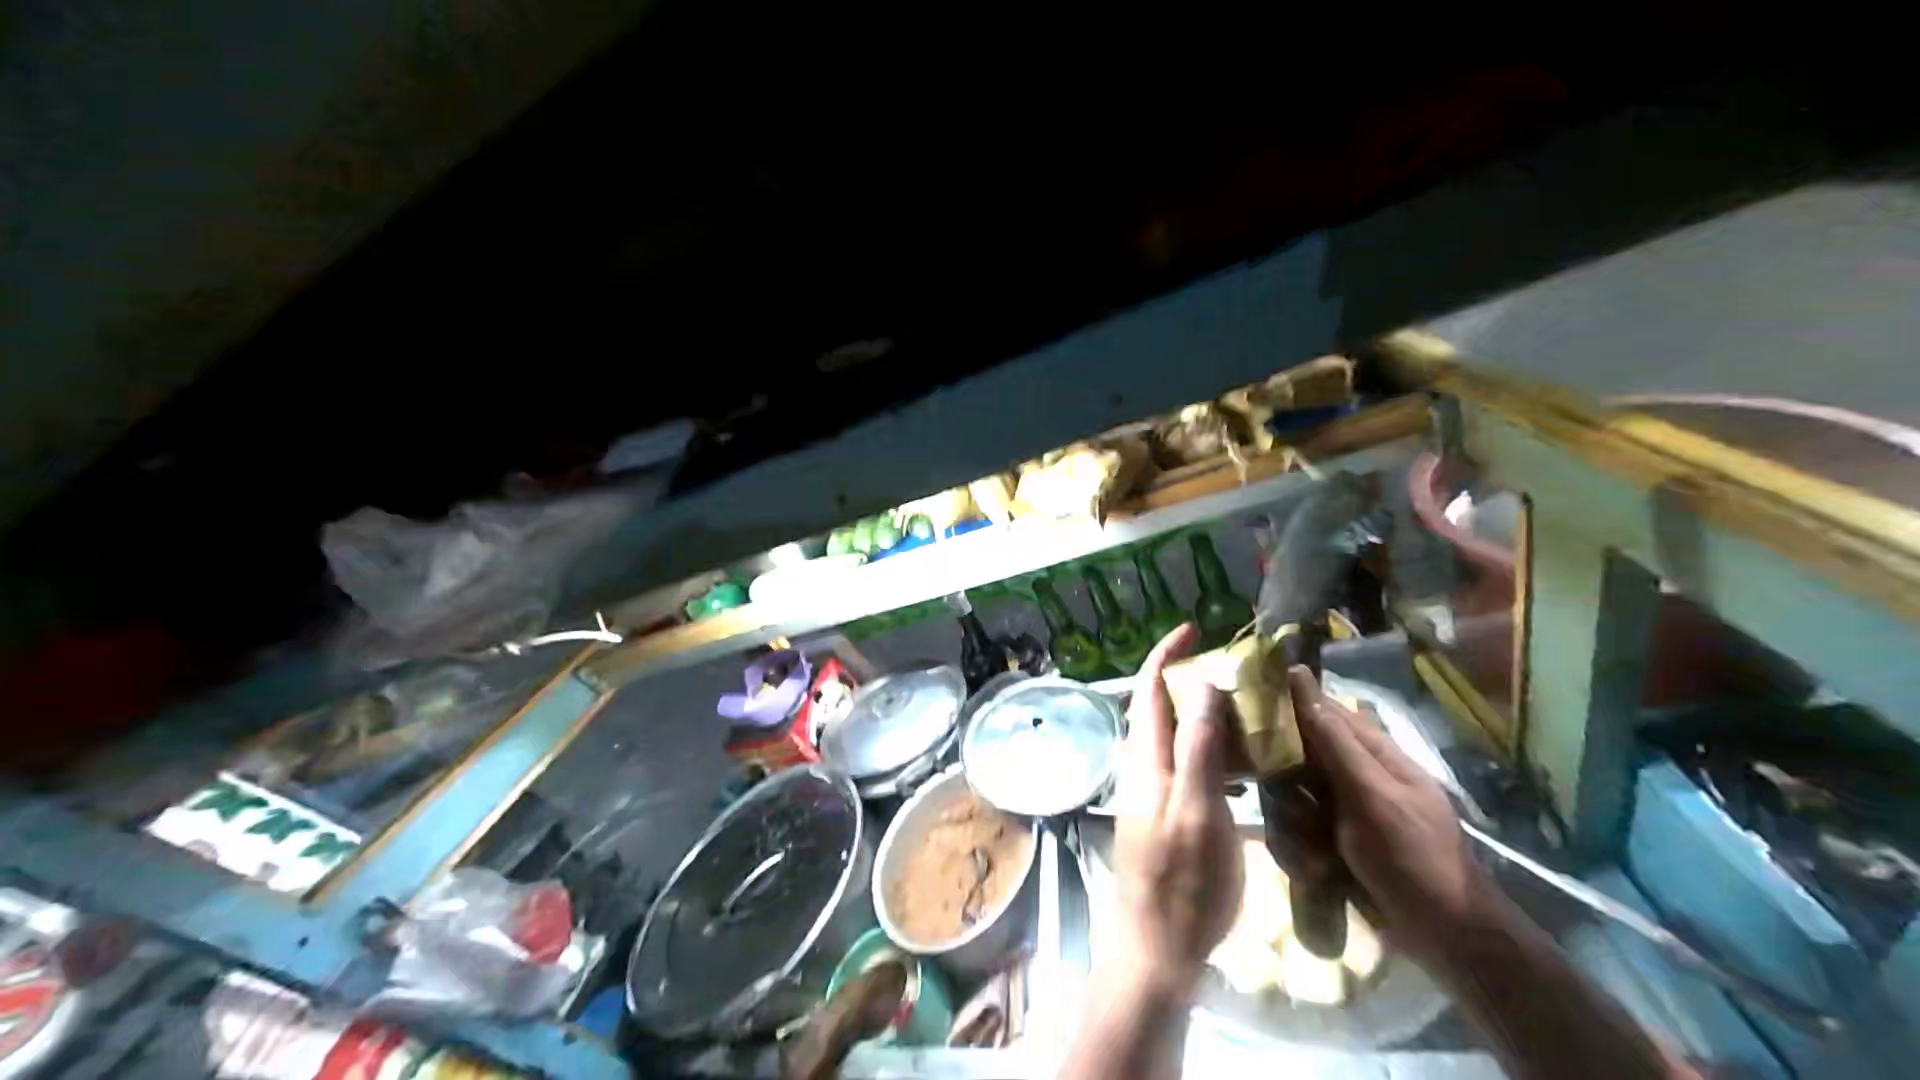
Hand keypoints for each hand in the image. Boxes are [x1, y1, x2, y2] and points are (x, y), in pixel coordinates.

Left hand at [1109, 624, 1242, 994]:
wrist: (1156, 949)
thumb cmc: (1182, 883)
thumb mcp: (1196, 811)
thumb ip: (1197, 748)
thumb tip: (1203, 684)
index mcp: (1146, 759)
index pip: (1147, 689)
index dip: (1165, 654)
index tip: (1193, 627)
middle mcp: (1143, 767)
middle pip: (1160, 708)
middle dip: (1190, 679)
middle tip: (1236, 671)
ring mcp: (1153, 792)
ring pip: (1176, 737)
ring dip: (1205, 716)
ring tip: (1247, 709)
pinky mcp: (1166, 814)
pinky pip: (1188, 766)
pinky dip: (1212, 752)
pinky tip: (1243, 765)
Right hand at [1286, 666, 1501, 964]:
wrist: (1447, 940)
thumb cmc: (1414, 858)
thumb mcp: (1372, 795)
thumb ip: (1332, 740)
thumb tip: (1298, 675)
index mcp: (1371, 751)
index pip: (1316, 709)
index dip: (1282, 710)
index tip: (1249, 723)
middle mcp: (1351, 774)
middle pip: (1292, 759)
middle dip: (1286, 792)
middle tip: (1299, 817)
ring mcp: (1340, 811)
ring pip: (1287, 800)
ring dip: (1293, 830)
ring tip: (1314, 859)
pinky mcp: (1329, 842)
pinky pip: (1292, 833)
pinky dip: (1298, 853)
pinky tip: (1315, 872)